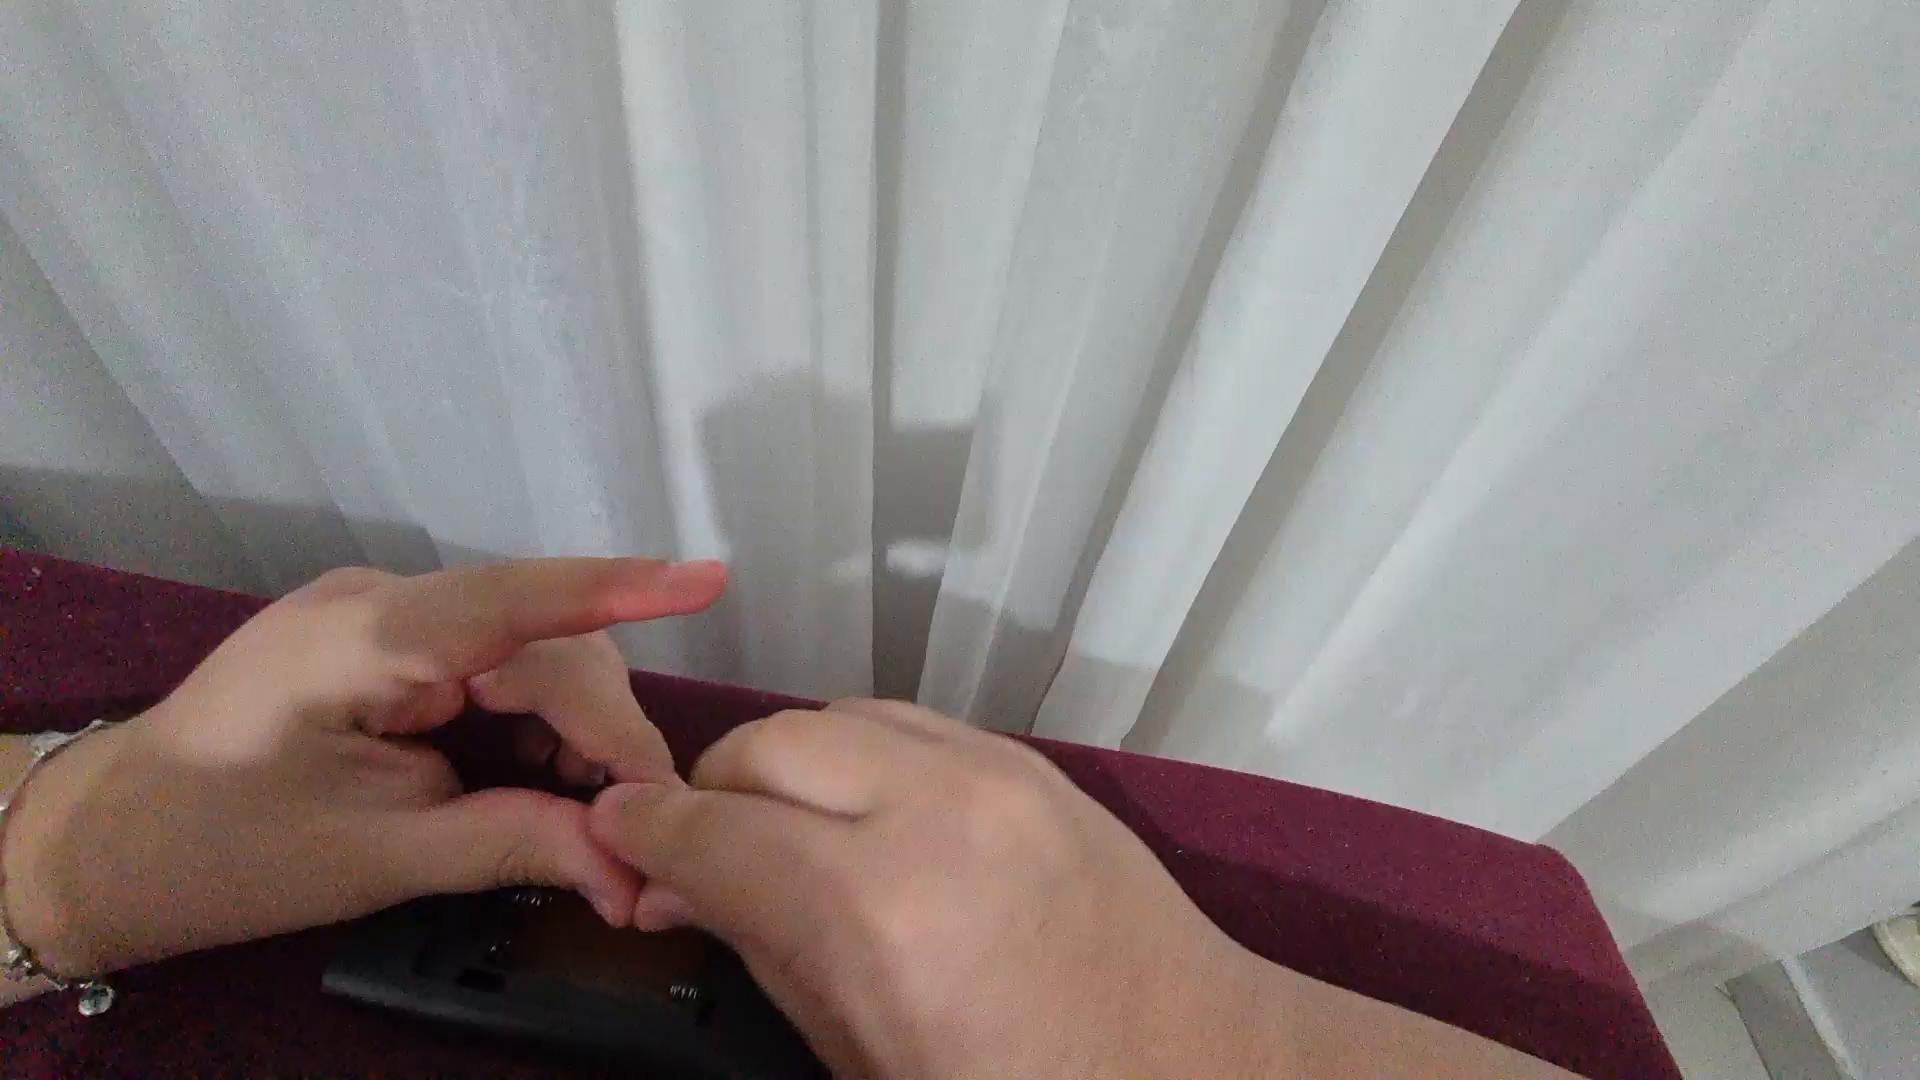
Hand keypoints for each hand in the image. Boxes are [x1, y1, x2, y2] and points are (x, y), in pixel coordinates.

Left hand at [0, 557, 725, 977]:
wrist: (102, 845)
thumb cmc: (219, 859)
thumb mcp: (372, 863)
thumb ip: (511, 846)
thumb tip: (630, 872)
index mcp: (363, 640)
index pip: (513, 600)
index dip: (617, 586)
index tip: (709, 581)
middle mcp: (395, 600)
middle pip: (551, 643)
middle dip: (605, 731)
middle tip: (642, 819)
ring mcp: (408, 610)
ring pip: (549, 650)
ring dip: (585, 728)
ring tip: (591, 805)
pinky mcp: (420, 634)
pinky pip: (520, 662)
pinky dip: (551, 722)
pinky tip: (547, 771)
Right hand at [586, 699, 1287, 1079]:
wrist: (1195, 1060)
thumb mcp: (864, 1059)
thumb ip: (765, 952)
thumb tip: (680, 886)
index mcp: (882, 911)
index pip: (720, 835)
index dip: (648, 832)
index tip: (615, 832)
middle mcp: (935, 808)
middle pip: (771, 743)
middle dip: (712, 787)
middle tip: (703, 845)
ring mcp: (993, 768)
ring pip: (837, 714)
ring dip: (787, 762)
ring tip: (785, 823)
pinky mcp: (1026, 756)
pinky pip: (907, 721)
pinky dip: (857, 751)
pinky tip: (863, 803)